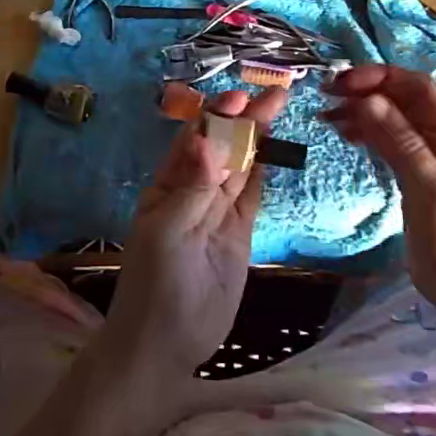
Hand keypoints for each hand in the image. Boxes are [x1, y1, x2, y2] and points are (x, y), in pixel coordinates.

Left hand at [100, 87, 289, 381]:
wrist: (166, 342)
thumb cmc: (156, 283)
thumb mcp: (168, 231)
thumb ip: (193, 187)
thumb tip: (207, 140)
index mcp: (167, 187)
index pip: (194, 141)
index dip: (216, 117)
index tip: (240, 96)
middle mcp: (193, 194)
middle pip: (223, 149)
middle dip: (244, 121)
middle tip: (276, 92)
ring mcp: (217, 214)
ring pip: (241, 169)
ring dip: (257, 141)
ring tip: (279, 108)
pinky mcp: (239, 236)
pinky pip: (251, 198)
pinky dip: (262, 174)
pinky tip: (274, 151)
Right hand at [323, 65, 435, 341]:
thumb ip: (404, 146)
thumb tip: (369, 99)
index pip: (424, 90)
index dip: (383, 78)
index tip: (341, 83)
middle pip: (409, 103)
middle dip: (369, 92)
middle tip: (325, 96)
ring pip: (398, 125)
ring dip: (365, 114)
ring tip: (328, 115)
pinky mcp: (422, 186)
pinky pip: (394, 149)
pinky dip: (370, 138)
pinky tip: (348, 136)